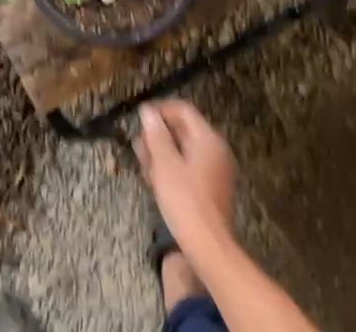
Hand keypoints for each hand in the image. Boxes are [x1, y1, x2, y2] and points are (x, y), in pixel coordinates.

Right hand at [134, 100, 238, 255]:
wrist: (208, 245)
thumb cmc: (184, 200)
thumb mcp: (164, 164)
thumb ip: (156, 134)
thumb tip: (148, 111)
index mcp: (208, 140)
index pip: (183, 111)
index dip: (160, 110)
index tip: (139, 119)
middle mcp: (216, 151)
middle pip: (183, 130)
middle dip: (158, 136)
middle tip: (138, 148)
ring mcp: (216, 170)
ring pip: (184, 150)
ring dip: (162, 153)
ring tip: (143, 167)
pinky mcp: (212, 187)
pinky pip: (189, 167)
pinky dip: (172, 168)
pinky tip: (155, 181)